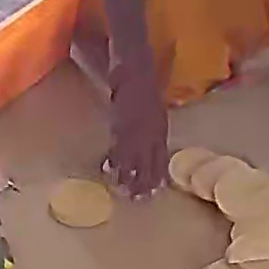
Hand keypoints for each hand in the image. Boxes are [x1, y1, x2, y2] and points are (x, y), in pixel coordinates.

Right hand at [107, 68, 169, 198]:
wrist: (135, 70)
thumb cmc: (146, 86)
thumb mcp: (157, 110)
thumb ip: (156, 129)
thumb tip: (154, 144)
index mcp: (161, 130)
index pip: (161, 160)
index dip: (159, 177)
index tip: (157, 191)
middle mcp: (150, 135)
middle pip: (148, 166)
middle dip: (143, 184)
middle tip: (137, 199)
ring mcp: (136, 133)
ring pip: (132, 163)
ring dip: (126, 178)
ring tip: (122, 191)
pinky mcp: (120, 128)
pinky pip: (116, 150)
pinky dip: (111, 162)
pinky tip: (106, 171)